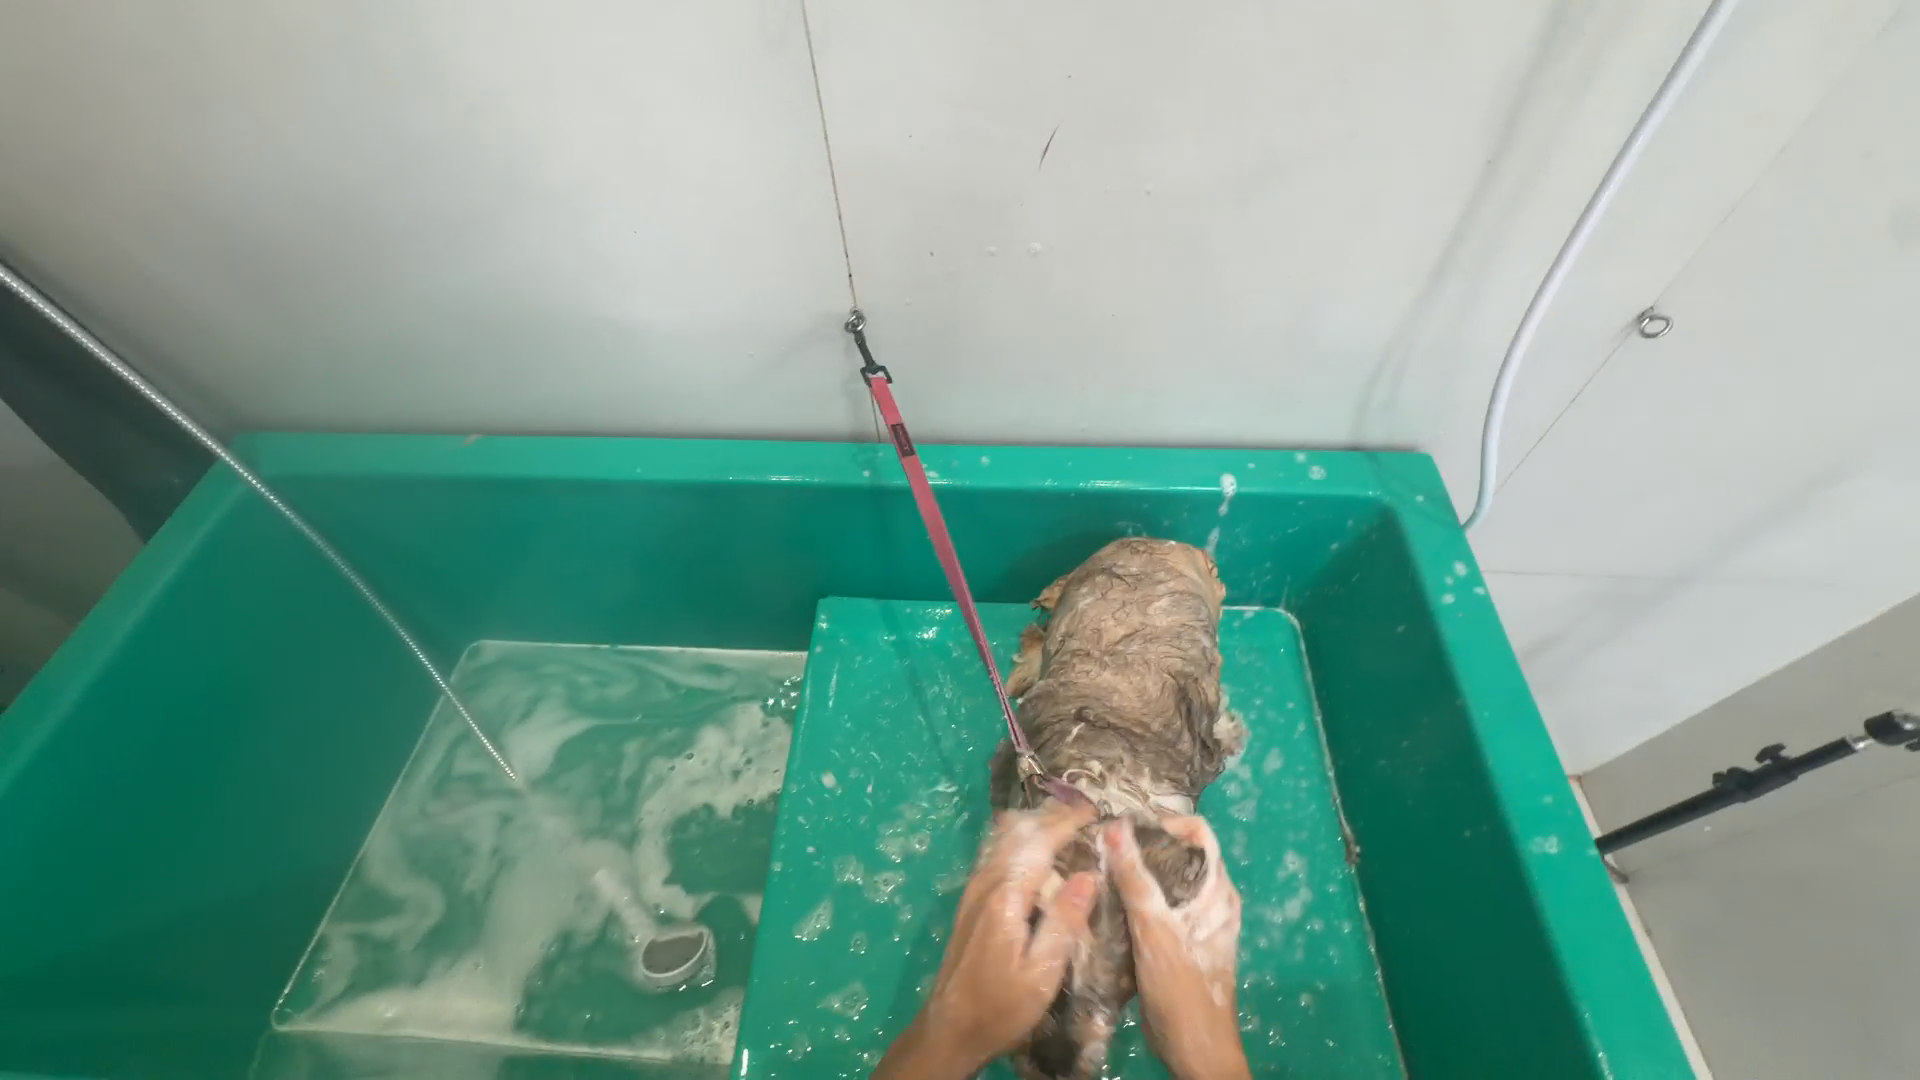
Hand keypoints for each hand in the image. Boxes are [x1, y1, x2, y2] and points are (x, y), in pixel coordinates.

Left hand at [874, 800, 1101, 1079]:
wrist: (950, 1027)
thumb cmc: (1000, 1006)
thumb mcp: (1041, 973)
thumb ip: (1064, 922)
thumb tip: (1088, 874)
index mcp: (1007, 895)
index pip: (1040, 843)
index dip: (1067, 822)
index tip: (1094, 810)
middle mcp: (987, 880)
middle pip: (1020, 833)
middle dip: (1053, 817)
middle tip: (1086, 811)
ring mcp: (975, 886)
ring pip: (1006, 838)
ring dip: (1036, 824)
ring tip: (1065, 820)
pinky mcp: (972, 897)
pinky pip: (998, 851)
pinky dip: (1020, 838)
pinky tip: (1034, 846)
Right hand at [1105, 815, 1249, 1079]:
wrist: (1195, 1056)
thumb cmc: (1182, 991)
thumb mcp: (1154, 930)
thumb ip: (1135, 879)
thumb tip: (1113, 826)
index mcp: (1217, 890)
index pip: (1198, 831)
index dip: (1165, 823)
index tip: (1129, 834)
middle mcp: (1210, 898)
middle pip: (1177, 852)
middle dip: (1141, 847)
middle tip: (1105, 851)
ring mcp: (1195, 920)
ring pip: (1164, 879)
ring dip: (1135, 874)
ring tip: (1101, 873)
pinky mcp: (1179, 939)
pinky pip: (1157, 904)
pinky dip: (1135, 898)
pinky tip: (1107, 904)